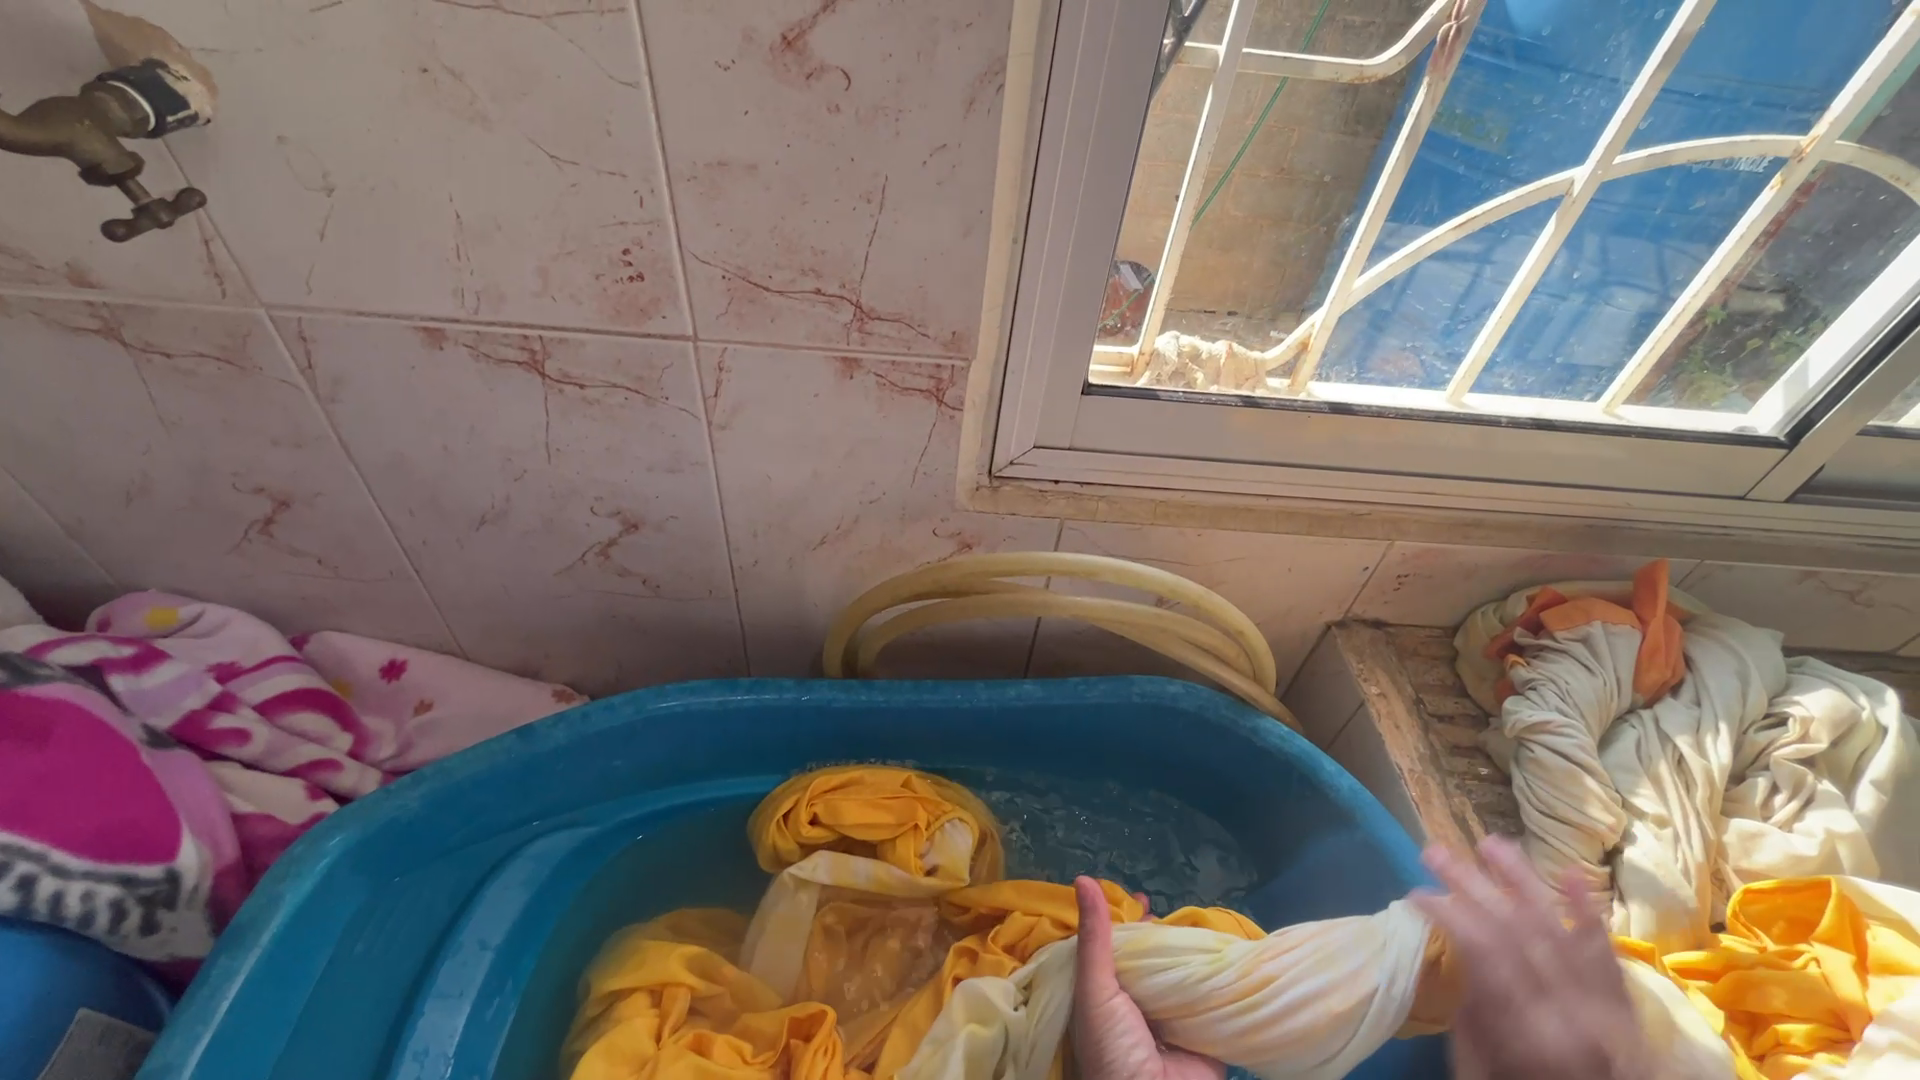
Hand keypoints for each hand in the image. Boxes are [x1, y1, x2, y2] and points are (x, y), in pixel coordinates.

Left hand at [1071, 876, 1223, 1079]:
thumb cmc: (1112, 1049)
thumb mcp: (1096, 989)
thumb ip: (1094, 937)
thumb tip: (1083, 879)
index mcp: (1104, 995)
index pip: (1113, 948)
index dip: (1123, 921)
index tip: (1140, 898)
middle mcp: (1134, 1004)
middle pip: (1147, 958)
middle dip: (1157, 934)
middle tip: (1164, 909)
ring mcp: (1169, 1018)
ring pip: (1177, 972)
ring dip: (1185, 949)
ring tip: (1192, 921)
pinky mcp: (1202, 1030)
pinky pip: (1207, 994)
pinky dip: (1213, 973)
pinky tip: (1220, 947)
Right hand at [1409, 838, 1650, 1079]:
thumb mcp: (1481, 1067)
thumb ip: (1475, 1012)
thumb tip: (1461, 956)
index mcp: (1533, 1030)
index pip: (1486, 951)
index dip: (1448, 913)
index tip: (1415, 892)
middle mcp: (1573, 1009)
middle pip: (1518, 929)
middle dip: (1470, 883)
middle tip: (1432, 850)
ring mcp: (1605, 1005)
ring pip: (1560, 928)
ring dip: (1522, 880)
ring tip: (1491, 842)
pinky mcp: (1626, 1005)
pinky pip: (1607, 951)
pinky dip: (1588, 910)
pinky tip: (1571, 871)